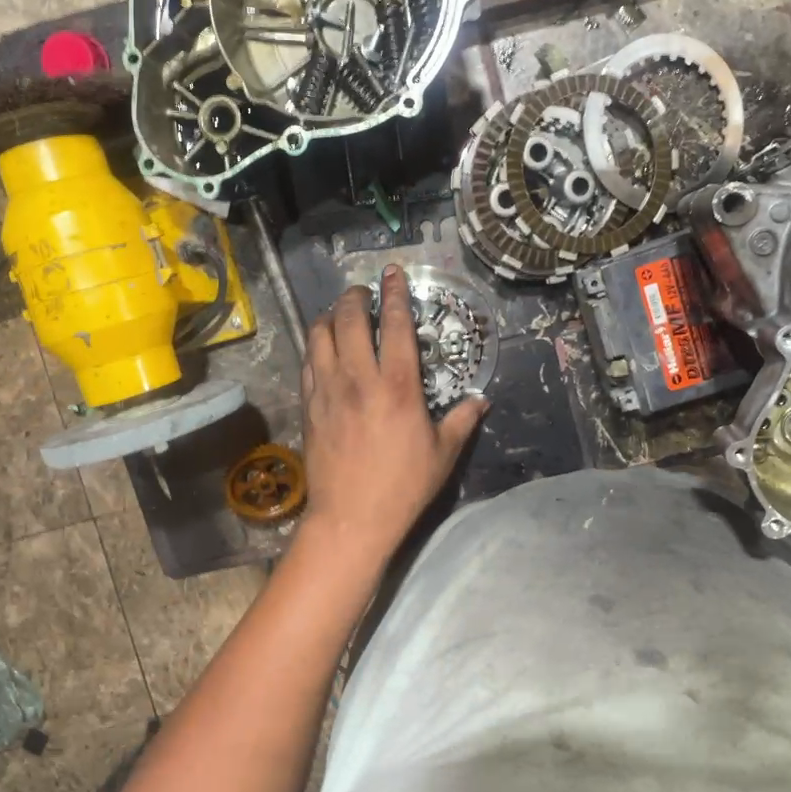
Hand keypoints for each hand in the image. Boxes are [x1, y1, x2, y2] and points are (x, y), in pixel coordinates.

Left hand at [299, 265, 487, 558]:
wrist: (351, 517)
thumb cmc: (403, 486)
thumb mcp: (443, 454)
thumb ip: (462, 421)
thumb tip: (482, 400)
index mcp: (398, 386)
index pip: (396, 325)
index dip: (395, 294)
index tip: (393, 274)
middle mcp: (360, 378)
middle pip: (350, 319)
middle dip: (356, 297)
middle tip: (363, 292)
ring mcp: (328, 390)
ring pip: (320, 335)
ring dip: (330, 316)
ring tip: (340, 313)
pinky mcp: (309, 406)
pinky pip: (308, 362)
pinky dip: (316, 345)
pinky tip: (323, 347)